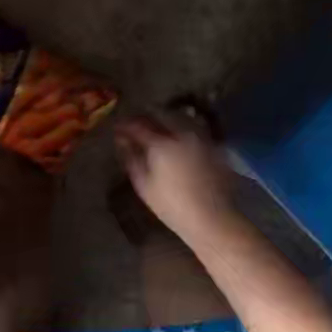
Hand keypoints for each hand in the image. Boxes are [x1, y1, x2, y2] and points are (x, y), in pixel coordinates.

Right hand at [116, 113, 235, 240]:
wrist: (213, 218)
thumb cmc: (172, 206)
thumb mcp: (144, 185)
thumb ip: (131, 158)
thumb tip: (123, 141)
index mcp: (162, 143)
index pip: (138, 125)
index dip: (125, 125)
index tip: (117, 129)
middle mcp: (182, 133)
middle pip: (161, 113)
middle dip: (145, 116)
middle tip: (135, 125)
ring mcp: (201, 137)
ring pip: (180, 116)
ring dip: (165, 117)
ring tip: (155, 127)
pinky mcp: (213, 145)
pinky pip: (194, 126)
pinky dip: (181, 126)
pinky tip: (176, 137)